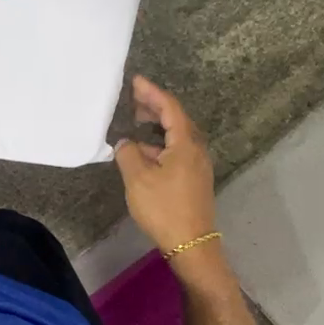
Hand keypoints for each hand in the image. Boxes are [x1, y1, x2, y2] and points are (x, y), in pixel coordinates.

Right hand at [114, 76, 216, 254]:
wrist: (190, 243)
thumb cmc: (164, 208)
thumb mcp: (137, 179)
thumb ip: (128, 153)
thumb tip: (125, 142)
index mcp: (185, 143)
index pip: (169, 107)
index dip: (152, 92)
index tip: (135, 81)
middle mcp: (196, 149)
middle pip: (176, 119)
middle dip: (155, 106)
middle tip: (133, 99)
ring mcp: (198, 165)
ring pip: (177, 136)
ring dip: (157, 126)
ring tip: (135, 122)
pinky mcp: (194, 179)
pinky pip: (177, 150)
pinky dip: (160, 144)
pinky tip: (143, 152)